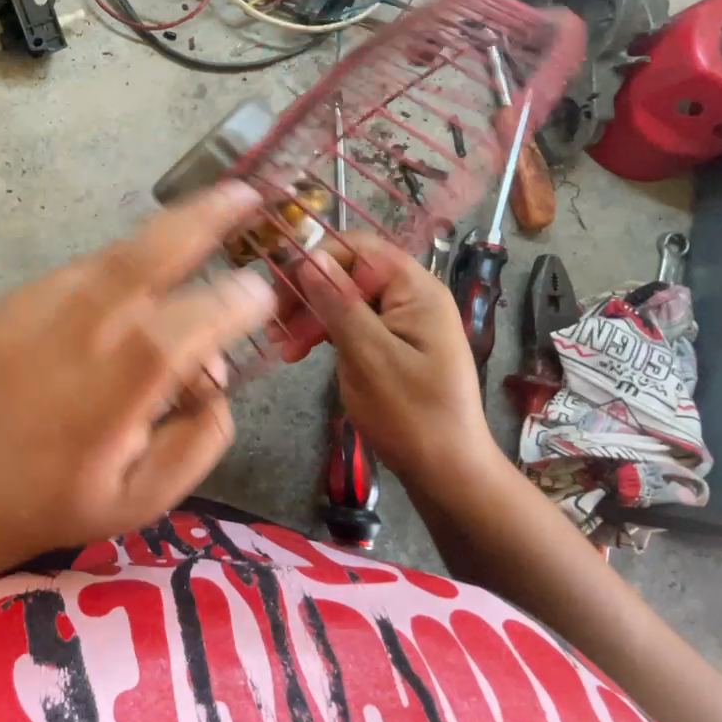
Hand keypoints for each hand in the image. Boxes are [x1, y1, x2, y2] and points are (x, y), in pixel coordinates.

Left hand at [0, 181, 275, 572]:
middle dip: (194, 223)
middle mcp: (54, 353)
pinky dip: (116, 277)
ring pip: (107, 263)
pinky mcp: (5, 305)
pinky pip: (78, 275)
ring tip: (195, 247)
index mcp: (94, 414)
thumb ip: (202, 433)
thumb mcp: (151, 498)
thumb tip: (218, 361)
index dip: (216, 308)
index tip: (262, 288)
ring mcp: (22, 320)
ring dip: (159, 249)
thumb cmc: (71, 499)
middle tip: (244, 195)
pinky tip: (124, 304)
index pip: (163, 343)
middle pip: (129, 269)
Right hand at [276, 233, 499, 487]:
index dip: (317, 259)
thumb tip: (309, 259)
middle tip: (274, 326)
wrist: (448, 473)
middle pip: (349, 272)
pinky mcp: (392, 344)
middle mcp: (412, 296)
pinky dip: (323, 332)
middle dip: (308, 292)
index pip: (359, 248)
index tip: (281, 289)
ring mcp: (403, 321)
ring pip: (345, 298)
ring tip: (282, 345)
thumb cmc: (411, 414)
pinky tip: (300, 351)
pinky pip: (351, 322)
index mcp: (416, 290)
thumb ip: (339, 304)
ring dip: (310, 314)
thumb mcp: (369, 357)